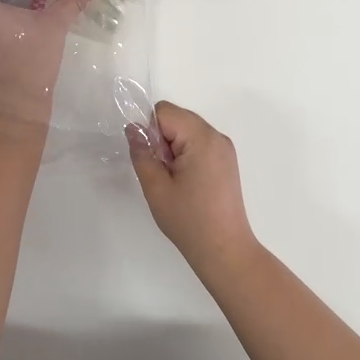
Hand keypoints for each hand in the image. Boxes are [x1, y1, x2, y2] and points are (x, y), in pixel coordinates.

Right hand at [126, 102, 256, 258]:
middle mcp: (217, 137)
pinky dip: (186, 155)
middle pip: (177, 118)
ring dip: (173, 148)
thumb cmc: (188, 219)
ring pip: (186, 131)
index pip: (164, 111)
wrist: (224, 249)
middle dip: (162, 139)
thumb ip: (141, 153)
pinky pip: (198, 143)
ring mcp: (224, 149)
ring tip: (175, 181)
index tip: (153, 160)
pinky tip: (186, 183)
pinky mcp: (226, 161)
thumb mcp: (155, 187)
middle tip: (163, 173)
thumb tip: (133, 129)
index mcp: (202, 138)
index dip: (150, 131)